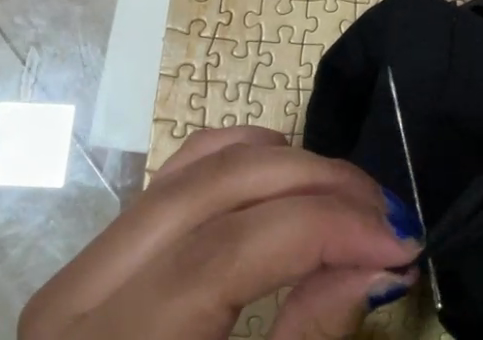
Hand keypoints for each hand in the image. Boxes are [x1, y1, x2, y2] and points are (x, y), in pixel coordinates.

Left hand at [19, 127, 420, 339]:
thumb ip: (307, 337)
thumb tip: (378, 262)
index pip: (227, 249)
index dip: (324, 229)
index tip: (401, 242)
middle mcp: (82, 287)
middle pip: (216, 185)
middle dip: (318, 184)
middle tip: (389, 217)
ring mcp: (86, 260)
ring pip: (198, 164)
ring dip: (289, 166)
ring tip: (353, 203)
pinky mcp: (105, 250)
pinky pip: (180, 173)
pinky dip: (244, 159)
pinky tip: (290, 178)